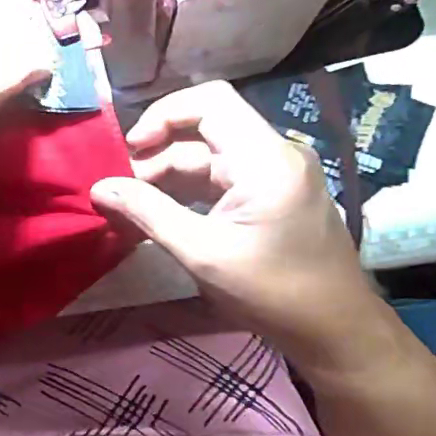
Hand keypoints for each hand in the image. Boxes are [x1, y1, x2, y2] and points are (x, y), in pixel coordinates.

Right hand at [89, 81, 385, 357]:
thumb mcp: (202, 252)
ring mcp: (275, 174)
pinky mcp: (271, 194)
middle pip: (203, 130)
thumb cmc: (272, 292)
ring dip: (166, 177)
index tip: (130, 149)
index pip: (210, 102)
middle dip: (156, 155)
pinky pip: (220, 178)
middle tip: (120, 191)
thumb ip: (147, 213)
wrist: (336, 333)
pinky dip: (186, 192)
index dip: (162, 115)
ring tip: (130, 207)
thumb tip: (99, 188)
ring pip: (207, 156)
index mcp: (265, 159)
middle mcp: (274, 154)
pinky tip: (158, 215)